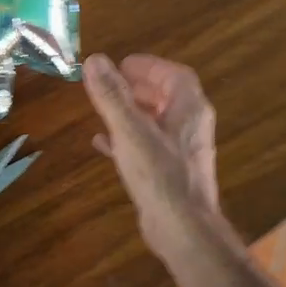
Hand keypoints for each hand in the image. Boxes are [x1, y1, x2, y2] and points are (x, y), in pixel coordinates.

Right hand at [83, 53, 220, 252]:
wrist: (181, 226)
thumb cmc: (159, 174)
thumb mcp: (130, 130)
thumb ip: (112, 96)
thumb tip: (94, 60)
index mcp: (189, 110)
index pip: (175, 75)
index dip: (149, 66)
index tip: (122, 65)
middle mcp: (190, 126)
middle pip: (168, 97)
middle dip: (140, 87)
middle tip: (111, 83)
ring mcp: (181, 151)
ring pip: (157, 121)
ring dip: (133, 111)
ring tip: (105, 108)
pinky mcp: (169, 172)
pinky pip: (148, 145)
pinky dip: (127, 137)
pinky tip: (103, 143)